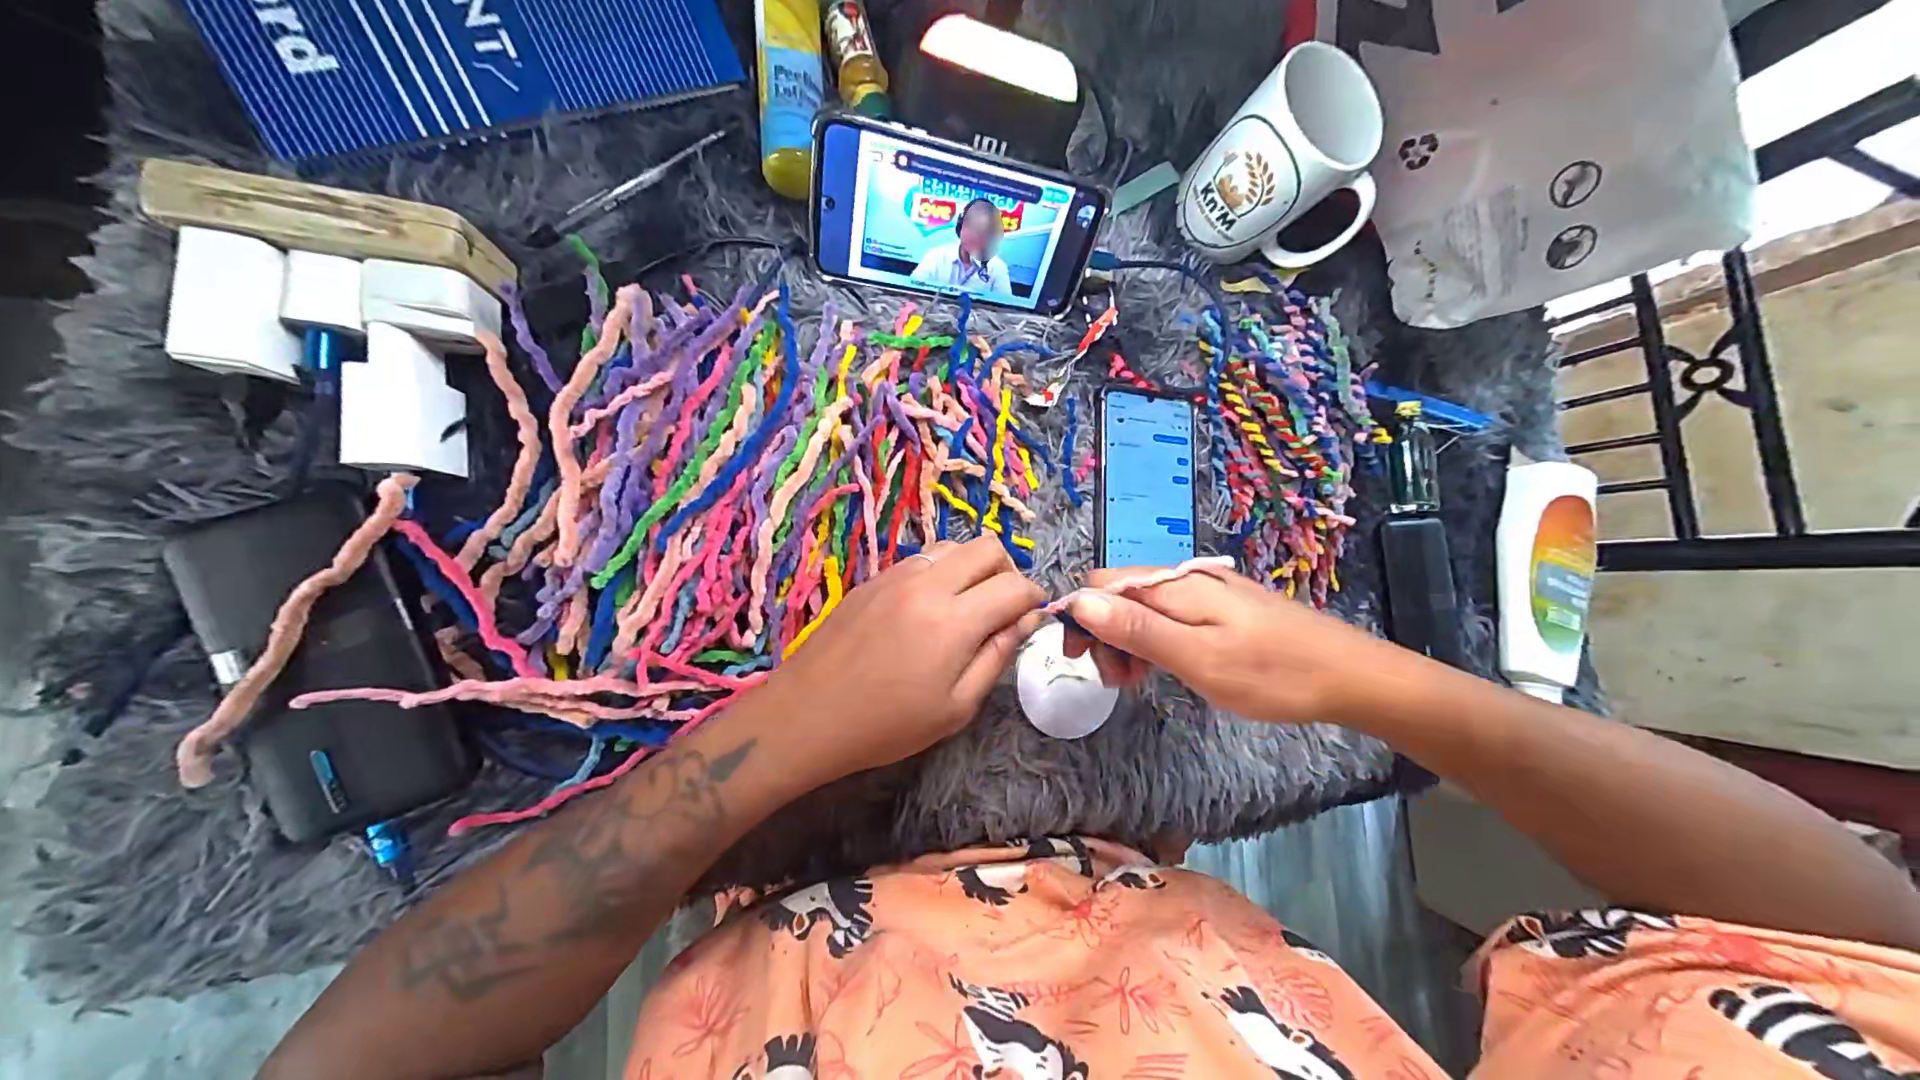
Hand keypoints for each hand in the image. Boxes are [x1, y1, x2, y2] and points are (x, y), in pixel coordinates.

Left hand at [755, 536, 1044, 778]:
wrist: (806, 715)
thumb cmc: (886, 725)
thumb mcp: (955, 707)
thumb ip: (997, 656)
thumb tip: (1028, 619)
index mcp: (954, 621)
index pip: (1014, 585)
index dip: (1034, 598)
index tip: (1032, 617)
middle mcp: (927, 584)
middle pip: (987, 547)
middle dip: (1008, 572)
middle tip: (1002, 608)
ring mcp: (896, 576)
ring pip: (953, 546)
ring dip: (972, 567)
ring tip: (966, 606)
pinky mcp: (873, 579)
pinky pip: (920, 558)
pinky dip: (940, 572)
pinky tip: (928, 609)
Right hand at [1062, 564, 1414, 724]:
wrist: (1351, 676)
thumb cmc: (1272, 674)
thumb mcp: (1198, 659)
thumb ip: (1137, 628)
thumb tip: (1079, 602)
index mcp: (1174, 587)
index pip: (1100, 584)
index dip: (1082, 618)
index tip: (1083, 661)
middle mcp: (1185, 578)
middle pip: (1118, 593)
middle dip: (1104, 633)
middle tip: (1121, 681)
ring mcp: (1206, 590)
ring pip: (1143, 605)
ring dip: (1128, 640)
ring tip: (1142, 680)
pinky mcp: (1223, 605)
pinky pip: (1169, 614)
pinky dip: (1155, 639)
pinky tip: (1169, 666)